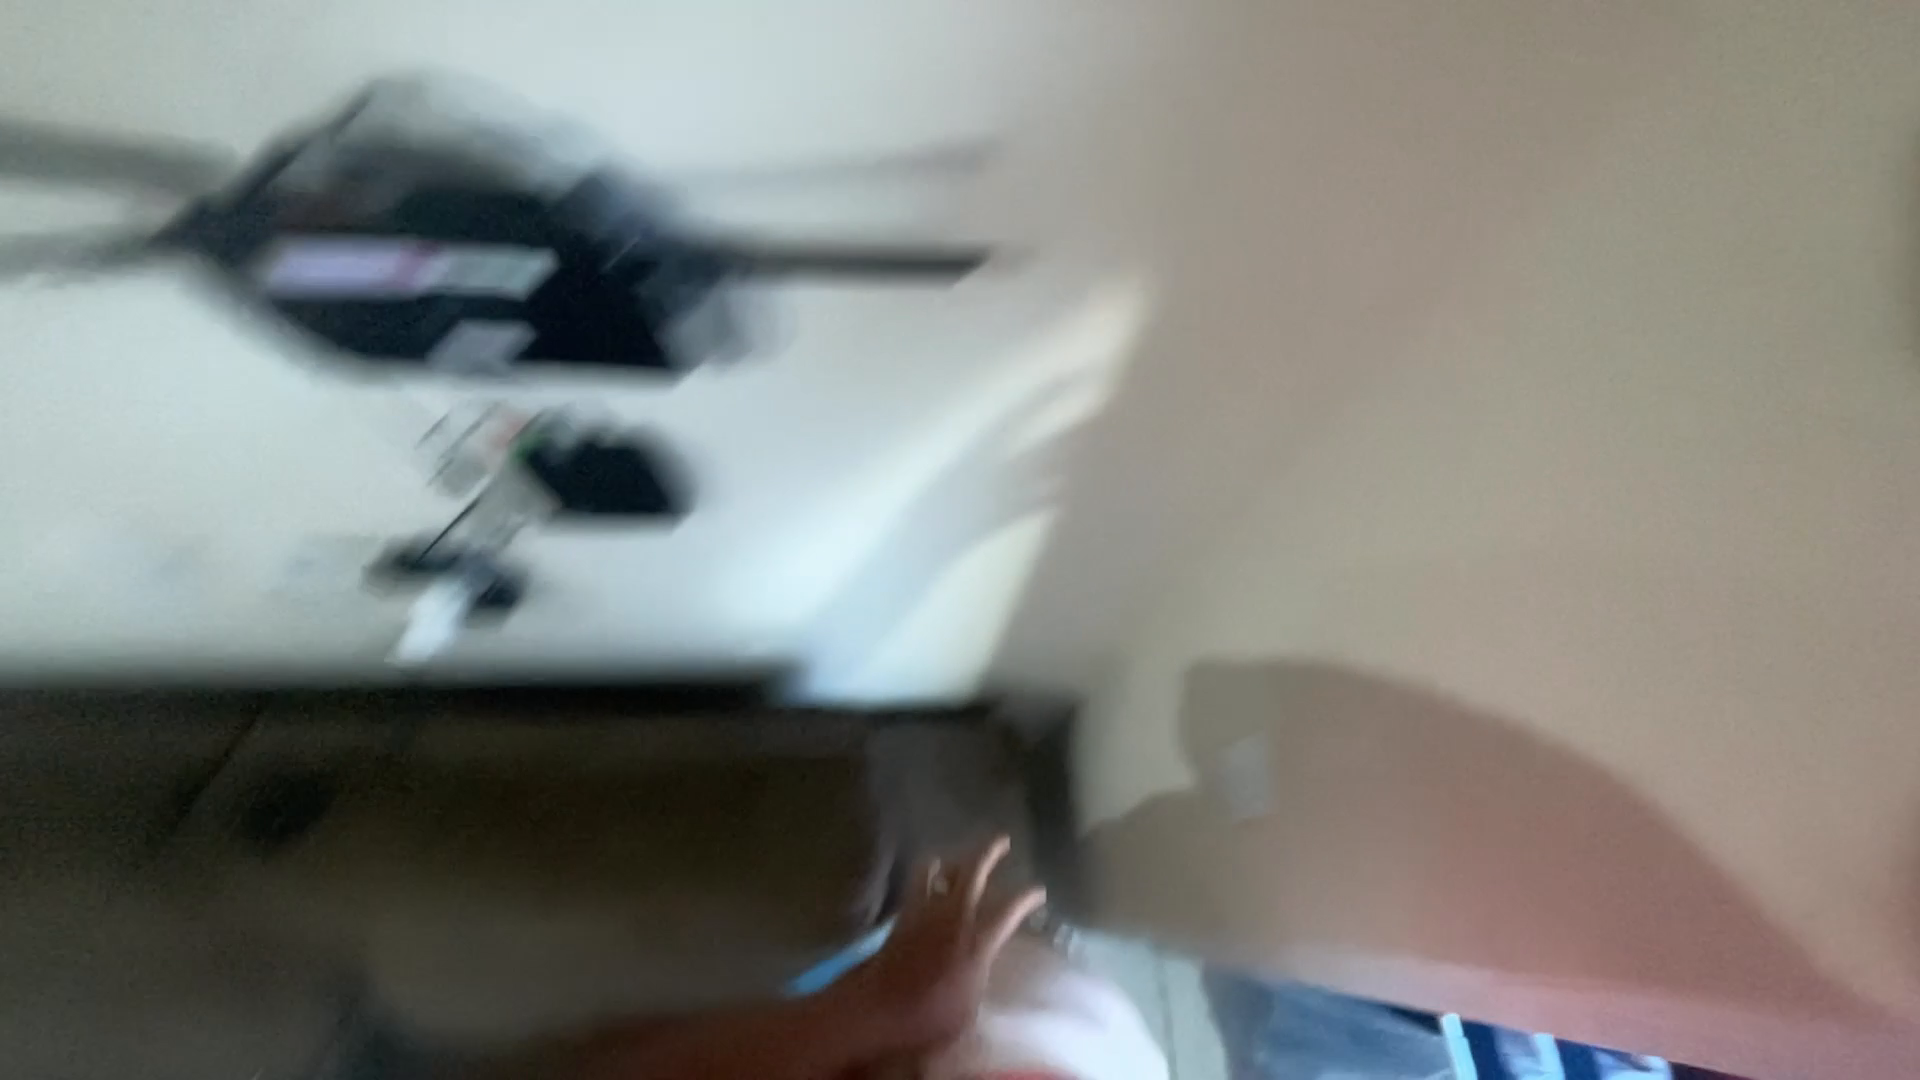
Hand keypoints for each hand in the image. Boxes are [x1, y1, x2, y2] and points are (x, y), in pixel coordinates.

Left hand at [833, 836, 1046, 1056]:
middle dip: (991, 851)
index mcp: (978, 940)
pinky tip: (929, 873)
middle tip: (1003, 840)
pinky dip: (927, 872)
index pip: (1010, 909)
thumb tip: (985, 967)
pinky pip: (919, 881)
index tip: (1039, 891)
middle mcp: (955, 915)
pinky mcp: (906, 913)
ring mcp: (928, 909)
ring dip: (956, 859)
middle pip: (975, 870)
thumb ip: (981, 979)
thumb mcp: (970, 1010)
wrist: (880, 1009)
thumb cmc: (930, 1019)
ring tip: (962, 857)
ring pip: (944, 868)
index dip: (1027, 897)